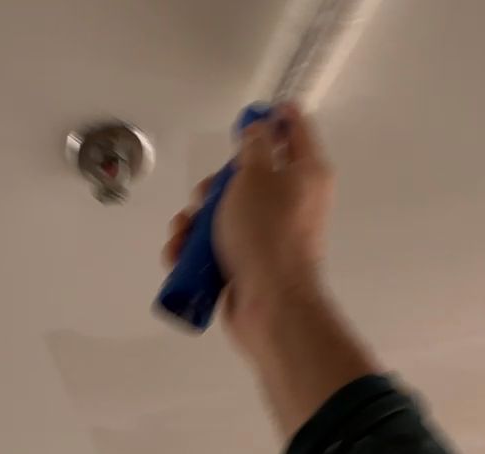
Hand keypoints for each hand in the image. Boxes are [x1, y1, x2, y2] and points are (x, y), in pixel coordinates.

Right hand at [163, 104, 333, 355]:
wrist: (270, 305)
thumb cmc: (266, 232)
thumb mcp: (256, 174)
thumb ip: (254, 145)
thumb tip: (258, 132)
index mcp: (306, 174)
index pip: (295, 130)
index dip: (271, 117)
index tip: (246, 119)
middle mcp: (291, 204)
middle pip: (247, 178)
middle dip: (215, 186)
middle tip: (204, 197)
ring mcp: (267, 238)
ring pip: (224, 216)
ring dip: (194, 221)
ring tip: (182, 232)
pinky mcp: (246, 267)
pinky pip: (215, 249)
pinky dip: (193, 250)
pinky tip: (178, 253)